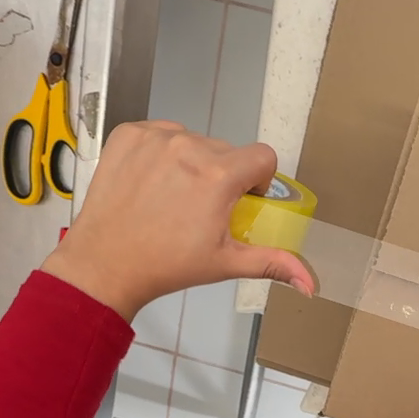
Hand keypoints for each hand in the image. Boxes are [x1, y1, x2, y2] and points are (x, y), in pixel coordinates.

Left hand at [40, 121, 314, 319]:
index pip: (262, 156)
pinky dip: (161, 154)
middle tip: (202, 210)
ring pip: (193, 141)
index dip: (258, 180)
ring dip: (192, 164)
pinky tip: (152, 185)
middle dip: (223, 177)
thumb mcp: (226, 263)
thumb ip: (273, 263)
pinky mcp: (128, 134)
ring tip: (173, 199)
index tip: (241, 202)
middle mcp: (189, 147)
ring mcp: (155, 137)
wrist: (107, 263)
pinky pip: (160, 134)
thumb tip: (311, 284)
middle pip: (227, 151)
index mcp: (218, 176)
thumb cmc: (169, 265)